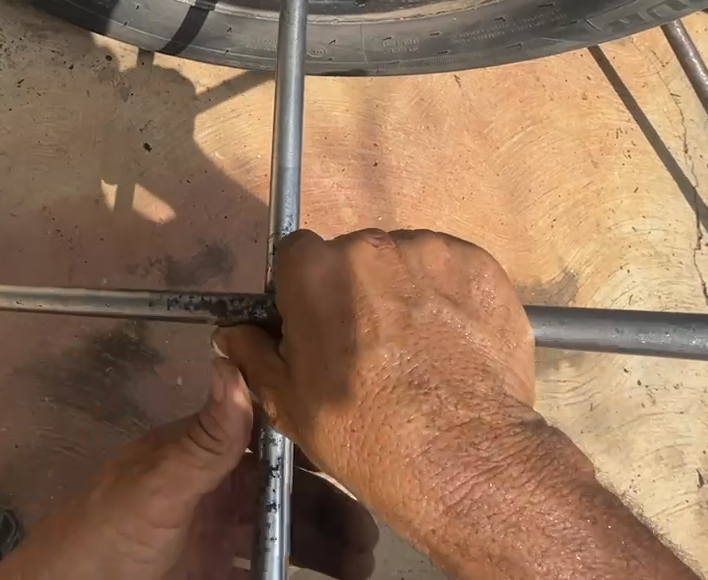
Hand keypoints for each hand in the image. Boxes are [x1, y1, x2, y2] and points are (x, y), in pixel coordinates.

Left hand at [0, 358, 376, 579]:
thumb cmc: (112, 527)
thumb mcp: (160, 480)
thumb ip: (204, 435)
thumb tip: (233, 362)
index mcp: (203, 451)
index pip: (266, 436)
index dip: (310, 443)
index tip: (352, 454)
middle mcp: (216, 487)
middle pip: (284, 489)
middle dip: (328, 503)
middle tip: (370, 528)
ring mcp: (216, 534)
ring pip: (282, 531)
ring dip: (323, 544)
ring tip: (360, 562)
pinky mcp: (214, 573)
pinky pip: (262, 571)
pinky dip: (296, 573)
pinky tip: (330, 579)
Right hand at [214, 230, 547, 551]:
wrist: (466, 461)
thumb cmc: (364, 432)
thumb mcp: (289, 401)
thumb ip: (253, 354)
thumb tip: (229, 332)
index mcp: (313, 270)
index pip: (297, 254)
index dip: (306, 288)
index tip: (322, 324)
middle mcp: (367, 245)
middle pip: (352, 255)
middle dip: (357, 289)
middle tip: (374, 344)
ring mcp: (427, 252)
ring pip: (404, 260)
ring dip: (405, 290)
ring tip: (422, 346)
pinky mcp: (478, 266)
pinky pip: (450, 270)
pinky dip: (451, 295)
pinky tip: (456, 340)